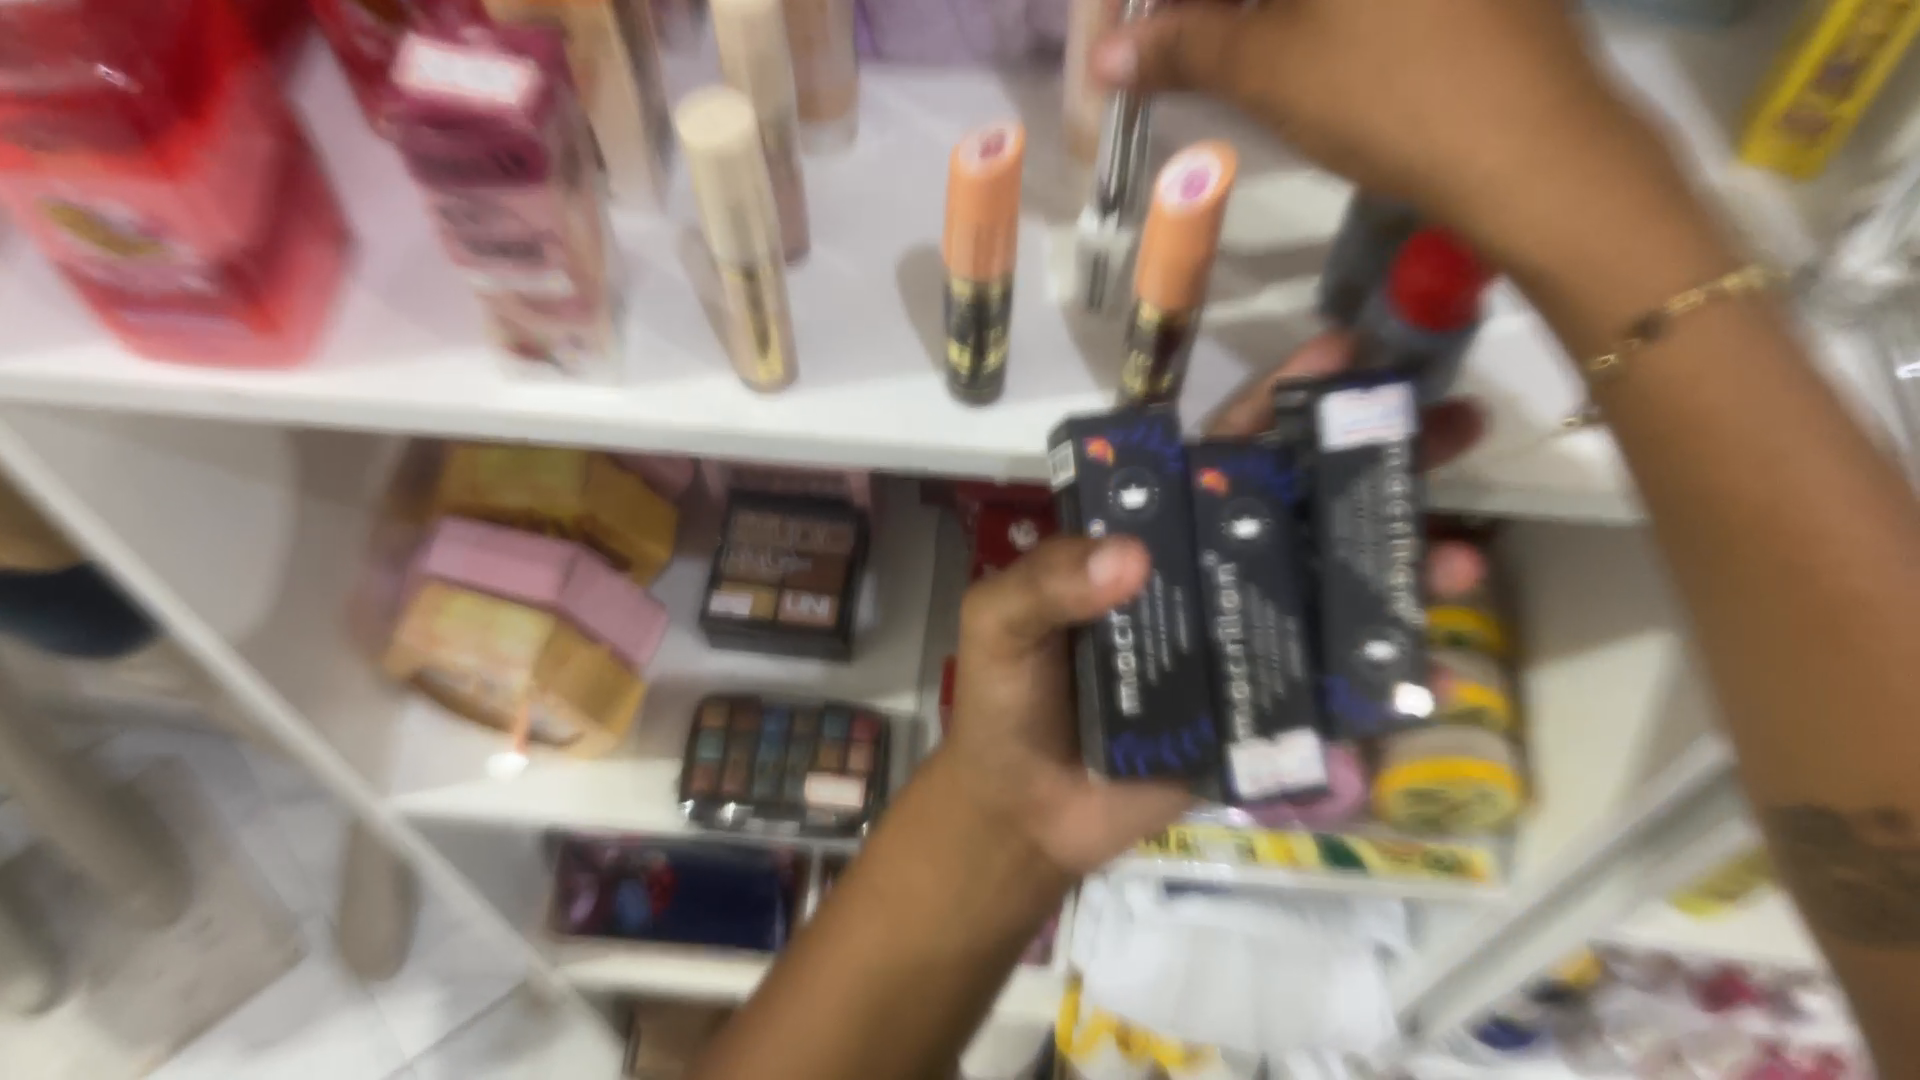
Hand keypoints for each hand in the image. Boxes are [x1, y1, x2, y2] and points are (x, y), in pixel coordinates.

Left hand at [939, 333, 1483, 875]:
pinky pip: (1331, 691)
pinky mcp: (1259, 712)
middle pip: (1297, 510)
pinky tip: (1440, 672)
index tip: (1344, 357)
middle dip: (1371, 466)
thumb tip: (1131, 557)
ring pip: (1331, 592)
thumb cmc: (1005, 698)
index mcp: (1149, 536)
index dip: (1275, 405)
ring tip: (1465, 556)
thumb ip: (1045, 581)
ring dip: (1400, 571)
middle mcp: (1206, 576)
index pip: (1216, 456)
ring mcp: (1241, 642)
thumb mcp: (1000, 622)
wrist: (1027, 807)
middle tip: (1453, 425)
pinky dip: (1385, 681)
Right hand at [1091, 0, 1699, 276]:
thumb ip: (1181, 51)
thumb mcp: (1270, 72)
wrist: (1531, 146)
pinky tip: (1270, 42)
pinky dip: (1294, 9)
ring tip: (1205, 53)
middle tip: (1159, 47)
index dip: (1160, 1)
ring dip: (1243, 5)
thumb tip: (1105, 58)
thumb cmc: (1389, 97)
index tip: (1130, 37)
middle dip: (1197, 1)